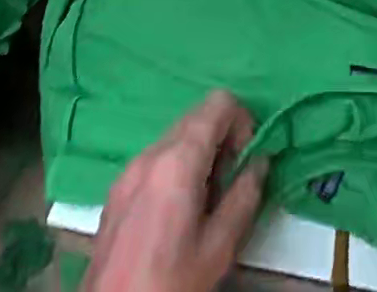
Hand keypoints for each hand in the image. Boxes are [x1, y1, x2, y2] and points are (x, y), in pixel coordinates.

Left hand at [84, 91, 268, 291]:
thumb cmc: (170, 285)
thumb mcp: (220, 247)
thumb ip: (246, 195)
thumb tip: (259, 161)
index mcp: (177, 161)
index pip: (219, 103)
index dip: (242, 122)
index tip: (244, 162)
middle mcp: (150, 154)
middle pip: (198, 115)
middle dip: (223, 138)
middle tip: (229, 183)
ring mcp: (128, 170)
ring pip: (178, 135)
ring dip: (201, 152)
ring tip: (205, 201)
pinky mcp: (116, 189)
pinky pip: (158, 156)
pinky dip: (178, 166)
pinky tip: (178, 211)